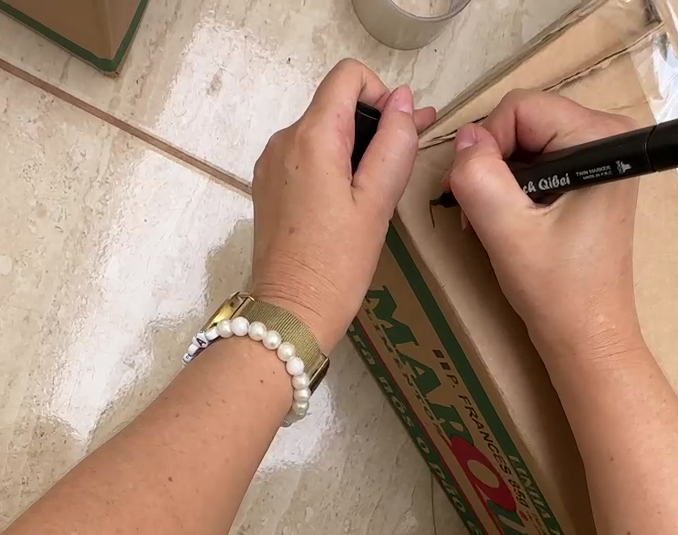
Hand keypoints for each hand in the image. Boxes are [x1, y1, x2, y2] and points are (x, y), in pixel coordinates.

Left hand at [249, 60, 437, 351]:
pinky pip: (306, 162)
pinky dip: (332, 169)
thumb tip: (402, 102)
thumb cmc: (336, 267)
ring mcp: (271, 167)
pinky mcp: (268, 191)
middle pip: (334, 106)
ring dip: (354, 150)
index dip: (381, 93)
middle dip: (372, 124)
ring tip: (382, 185)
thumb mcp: (376, 204)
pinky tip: (352, 201)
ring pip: (321, 135)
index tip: (400, 132)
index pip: (348, 76)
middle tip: (409, 153)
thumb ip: (393, 144)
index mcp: (311, 138)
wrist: (289, 315)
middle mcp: (283, 142)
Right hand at [445, 91, 641, 369]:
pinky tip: (508, 225)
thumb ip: (479, 179)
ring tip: (491, 225)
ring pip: (527, 144)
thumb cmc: (557, 292)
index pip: (521, 108)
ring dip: (499, 182)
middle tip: (476, 216)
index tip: (470, 195)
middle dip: (492, 165)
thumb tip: (462, 140)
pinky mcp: (590, 182)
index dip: (485, 146)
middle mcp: (609, 137)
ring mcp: (601, 160)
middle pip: (525, 122)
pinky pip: (539, 166)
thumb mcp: (508, 234)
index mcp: (601, 139)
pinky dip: (514, 192)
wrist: (587, 337)